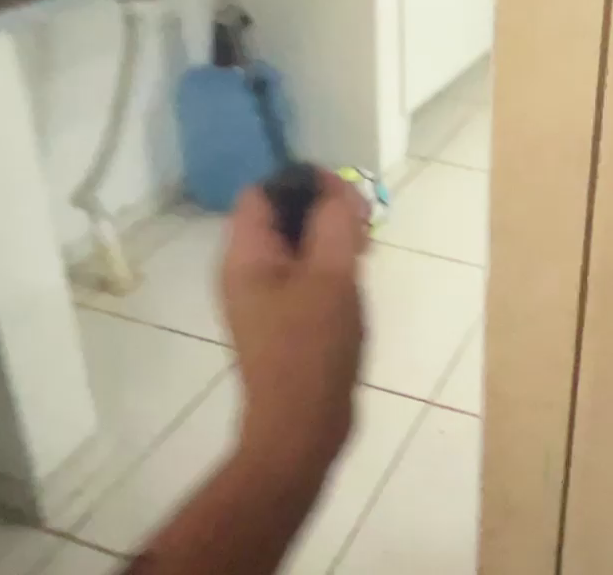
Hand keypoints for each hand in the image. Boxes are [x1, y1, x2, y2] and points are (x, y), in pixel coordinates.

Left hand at [220, 171, 368, 468]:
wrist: (302, 429)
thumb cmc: (312, 349)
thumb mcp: (330, 275)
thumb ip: (333, 222)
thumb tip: (336, 190)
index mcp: (246, 257)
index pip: (264, 192)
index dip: (305, 183)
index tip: (347, 198)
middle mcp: (248, 271)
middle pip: (285, 213)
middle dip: (327, 209)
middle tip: (364, 227)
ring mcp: (266, 296)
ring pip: (301, 241)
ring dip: (335, 236)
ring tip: (367, 253)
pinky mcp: (286, 315)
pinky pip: (307, 270)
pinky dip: (333, 263)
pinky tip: (358, 277)